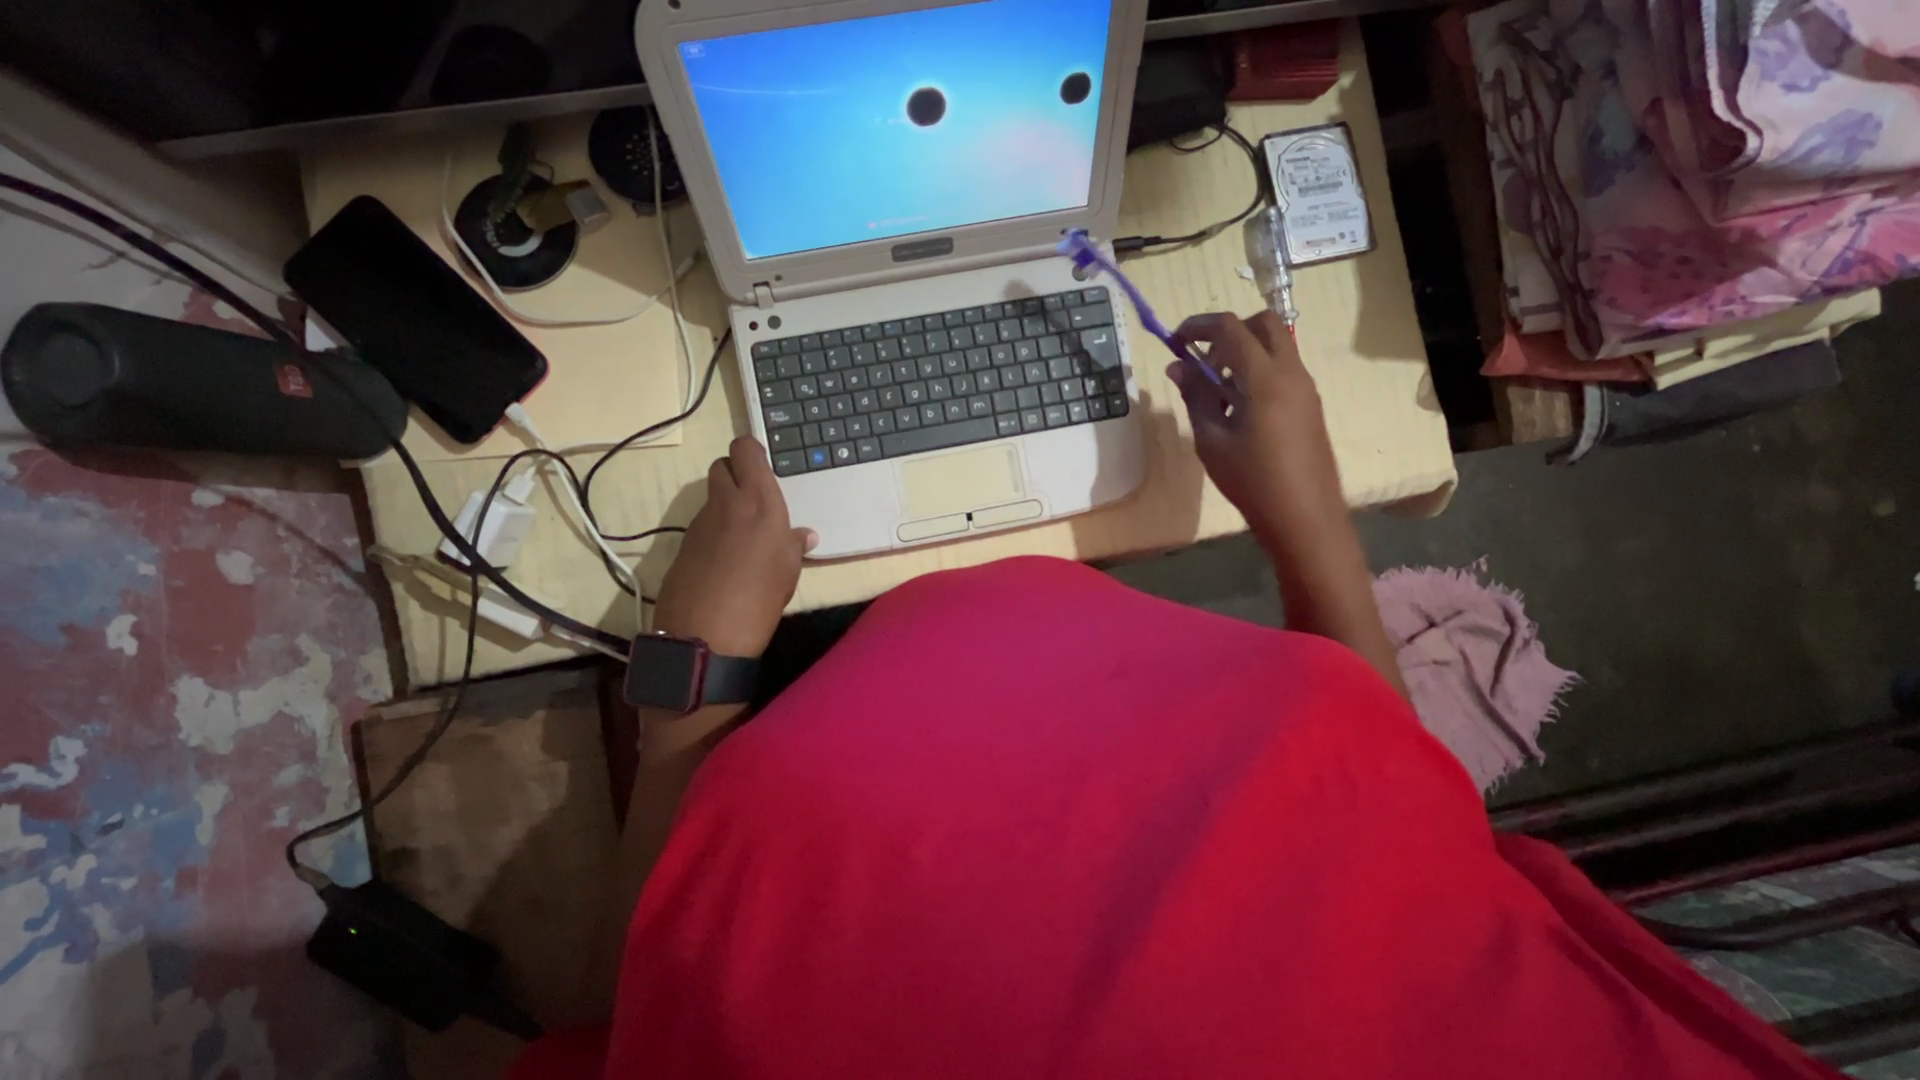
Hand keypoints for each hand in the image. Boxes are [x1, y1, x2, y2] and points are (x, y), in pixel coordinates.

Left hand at [651, 437, 816, 657]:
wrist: (706, 634)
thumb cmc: (760, 597)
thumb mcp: (788, 571)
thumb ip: (793, 545)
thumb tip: (803, 535)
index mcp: (759, 501)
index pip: (745, 449)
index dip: (751, 452)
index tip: (762, 468)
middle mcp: (726, 503)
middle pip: (722, 465)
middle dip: (735, 473)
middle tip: (753, 499)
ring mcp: (699, 522)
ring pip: (711, 496)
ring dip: (724, 504)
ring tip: (742, 535)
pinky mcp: (683, 544)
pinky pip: (701, 524)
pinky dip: (713, 530)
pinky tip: (724, 559)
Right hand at [1168, 311, 1345, 543]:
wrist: (1303, 515)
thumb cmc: (1251, 480)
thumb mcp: (1211, 439)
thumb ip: (1196, 396)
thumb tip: (1178, 366)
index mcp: (1266, 379)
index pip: (1231, 329)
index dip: (1199, 325)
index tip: (1176, 339)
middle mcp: (1291, 373)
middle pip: (1263, 324)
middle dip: (1228, 330)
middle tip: (1203, 360)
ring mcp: (1305, 388)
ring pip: (1275, 345)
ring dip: (1244, 352)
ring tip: (1217, 391)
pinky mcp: (1308, 404)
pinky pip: (1282, 369)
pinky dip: (1257, 370)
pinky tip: (1238, 408)